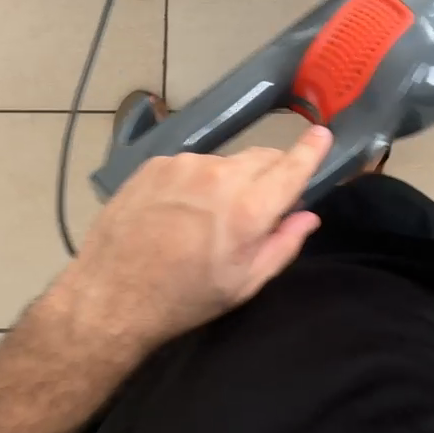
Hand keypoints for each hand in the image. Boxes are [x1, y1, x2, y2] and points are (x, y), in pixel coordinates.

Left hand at [51, 127, 331, 356]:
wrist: (110, 295)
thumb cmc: (184, 298)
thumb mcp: (243, 284)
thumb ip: (282, 245)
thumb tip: (309, 215)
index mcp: (248, 208)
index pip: (291, 167)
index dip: (310, 150)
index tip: (323, 134)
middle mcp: (219, 175)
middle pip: (261, 157)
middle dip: (269, 174)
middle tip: (258, 207)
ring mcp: (184, 164)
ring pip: (224, 162)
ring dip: (228, 180)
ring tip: (205, 217)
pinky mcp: (156, 163)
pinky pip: (191, 165)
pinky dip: (195, 181)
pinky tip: (177, 211)